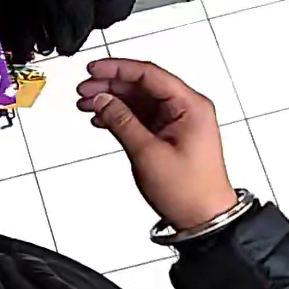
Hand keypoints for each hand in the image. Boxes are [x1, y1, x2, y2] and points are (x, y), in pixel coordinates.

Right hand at [77, 58, 238, 230]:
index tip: (94, 68)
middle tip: (85, 88)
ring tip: (87, 103)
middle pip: (142, 85)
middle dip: (110, 85)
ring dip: (112, 100)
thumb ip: (122, 121)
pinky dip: (119, 115)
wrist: (204, 219)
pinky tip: (101, 118)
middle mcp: (186, 109)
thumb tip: (103, 99)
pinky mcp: (169, 134)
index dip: (118, 68)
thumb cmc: (189, 190)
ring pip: (138, 100)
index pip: (149, 74)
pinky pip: (140, 116)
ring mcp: (177, 121)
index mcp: (190, 106)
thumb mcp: (148, 153)